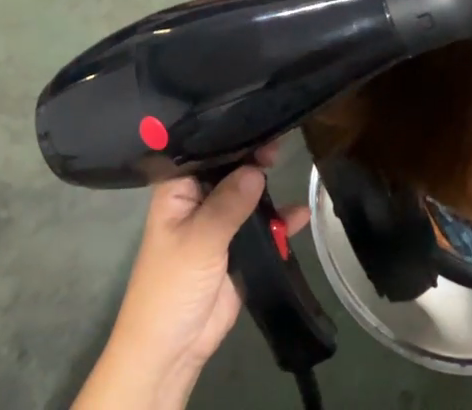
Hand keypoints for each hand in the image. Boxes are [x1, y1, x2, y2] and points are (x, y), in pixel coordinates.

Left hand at [75, 146, 309, 409]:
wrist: (172, 348)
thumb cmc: (172, 286)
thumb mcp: (199, 240)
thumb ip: (228, 203)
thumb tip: (256, 169)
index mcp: (176, 191)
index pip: (203, 152)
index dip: (229, 137)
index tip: (258, 122)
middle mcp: (197, 201)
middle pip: (229, 171)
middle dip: (253, 159)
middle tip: (280, 146)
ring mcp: (219, 225)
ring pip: (248, 197)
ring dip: (269, 189)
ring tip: (293, 171)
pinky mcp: (238, 249)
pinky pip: (262, 227)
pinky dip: (280, 220)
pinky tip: (300, 215)